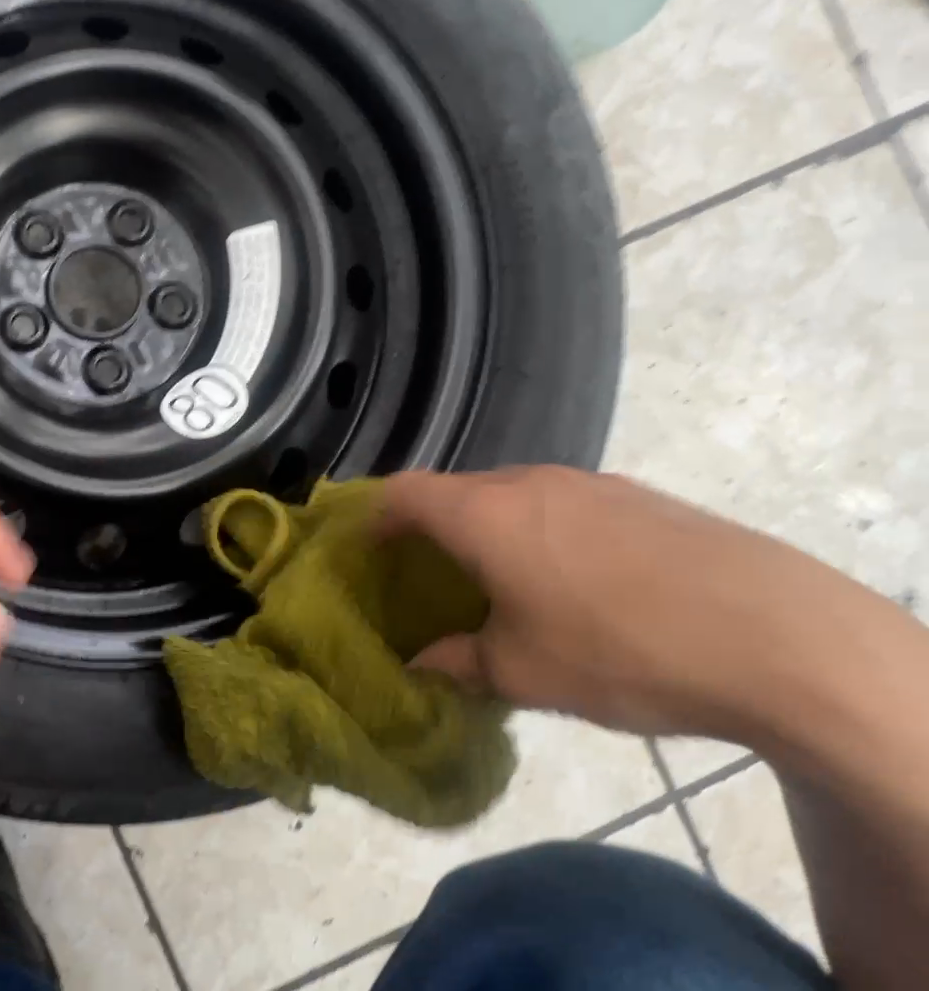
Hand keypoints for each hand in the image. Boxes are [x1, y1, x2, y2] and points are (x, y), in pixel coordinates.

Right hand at [382, 467, 903, 741]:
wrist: (789, 642)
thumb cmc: (621, 652)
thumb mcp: (522, 673)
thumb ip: (457, 662)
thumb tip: (423, 663)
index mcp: (485, 515)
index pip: (404, 493)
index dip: (375, 517)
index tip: (369, 552)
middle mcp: (533, 484)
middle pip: (459, 491)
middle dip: (434, 527)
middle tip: (435, 577)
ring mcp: (596, 486)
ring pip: (517, 497)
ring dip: (496, 530)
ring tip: (509, 583)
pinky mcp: (649, 501)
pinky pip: (570, 506)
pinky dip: (549, 534)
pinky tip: (582, 586)